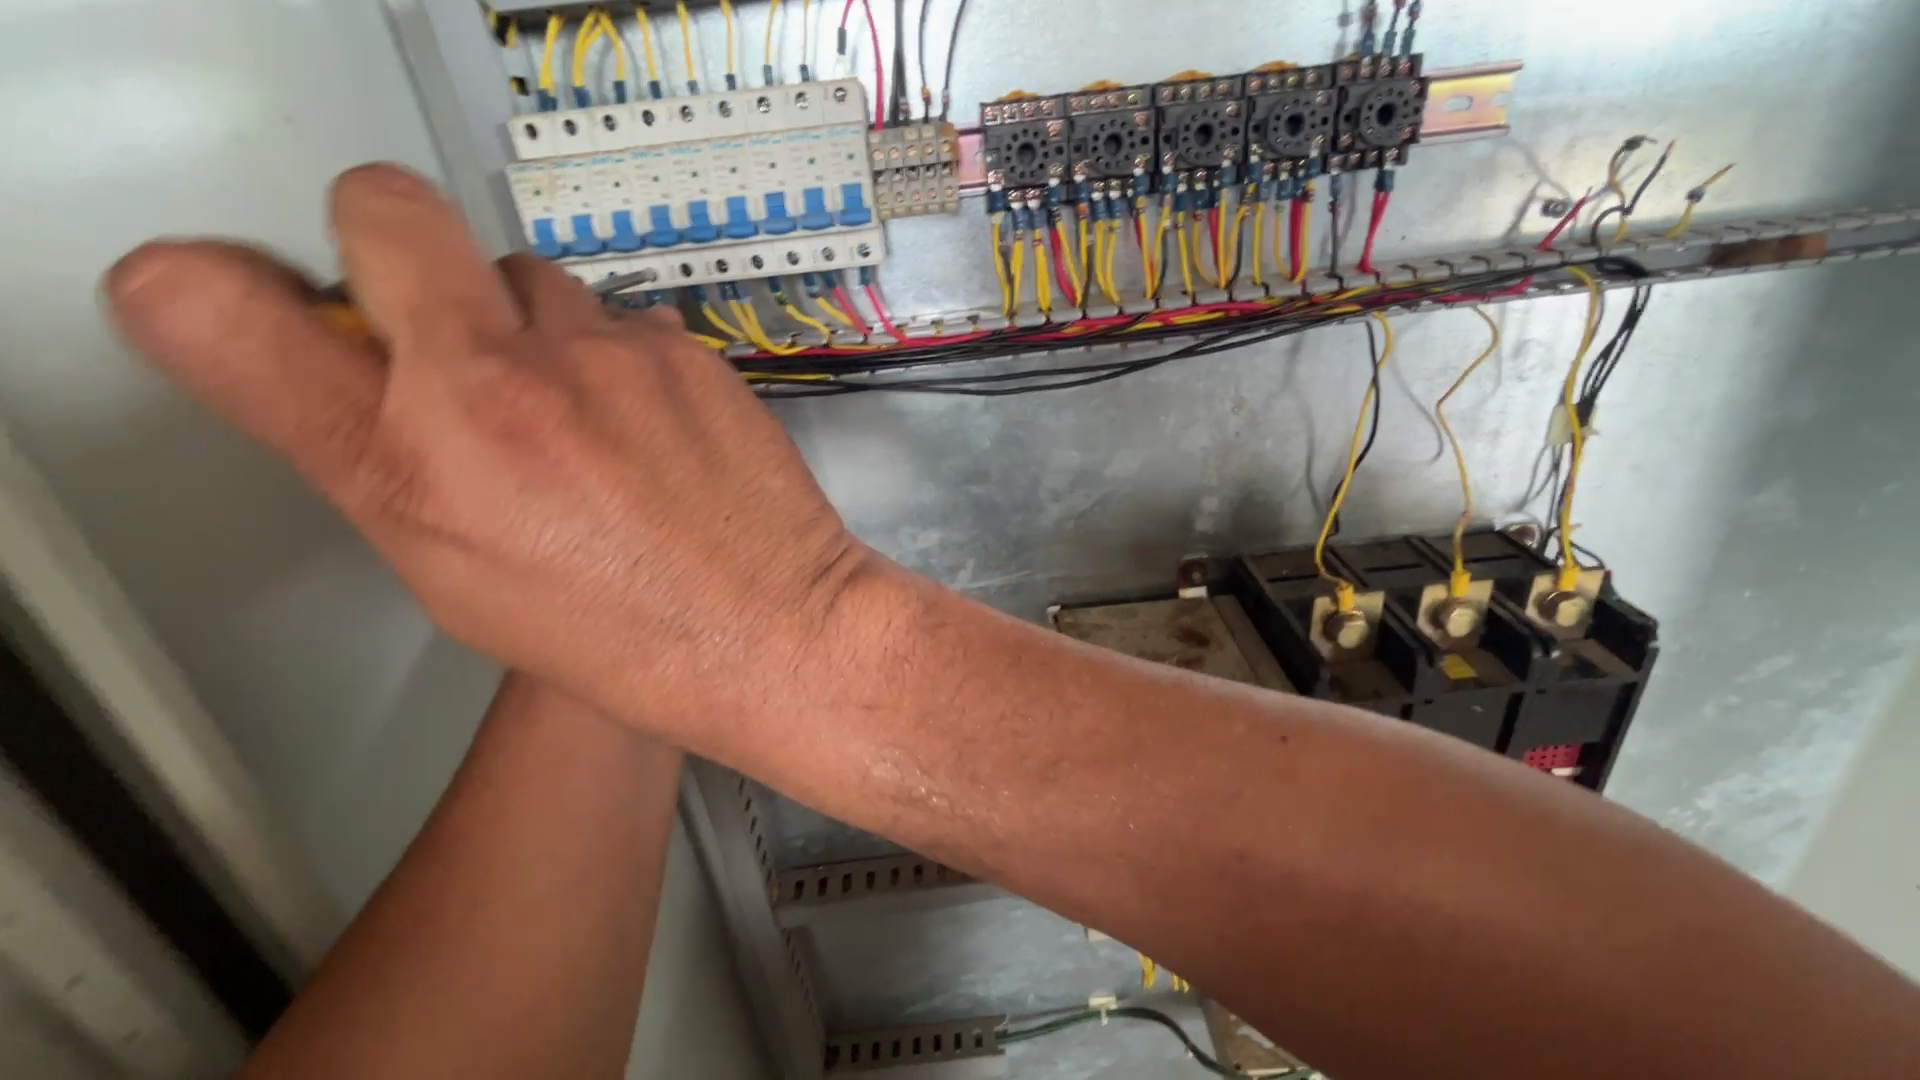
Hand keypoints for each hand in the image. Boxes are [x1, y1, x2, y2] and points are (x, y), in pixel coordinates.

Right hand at [104, 163, 877, 733]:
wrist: (772, 626)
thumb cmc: (622, 636)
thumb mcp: (463, 574)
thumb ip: (388, 460)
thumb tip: (366, 374)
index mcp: (412, 469)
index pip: (225, 310)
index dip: (216, 290)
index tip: (255, 304)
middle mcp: (499, 386)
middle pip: (387, 209)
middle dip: (393, 245)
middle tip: (438, 319)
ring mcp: (603, 353)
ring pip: (528, 275)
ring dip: (532, 323)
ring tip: (578, 406)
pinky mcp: (685, 348)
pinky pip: (621, 317)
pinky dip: (615, 353)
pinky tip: (647, 421)